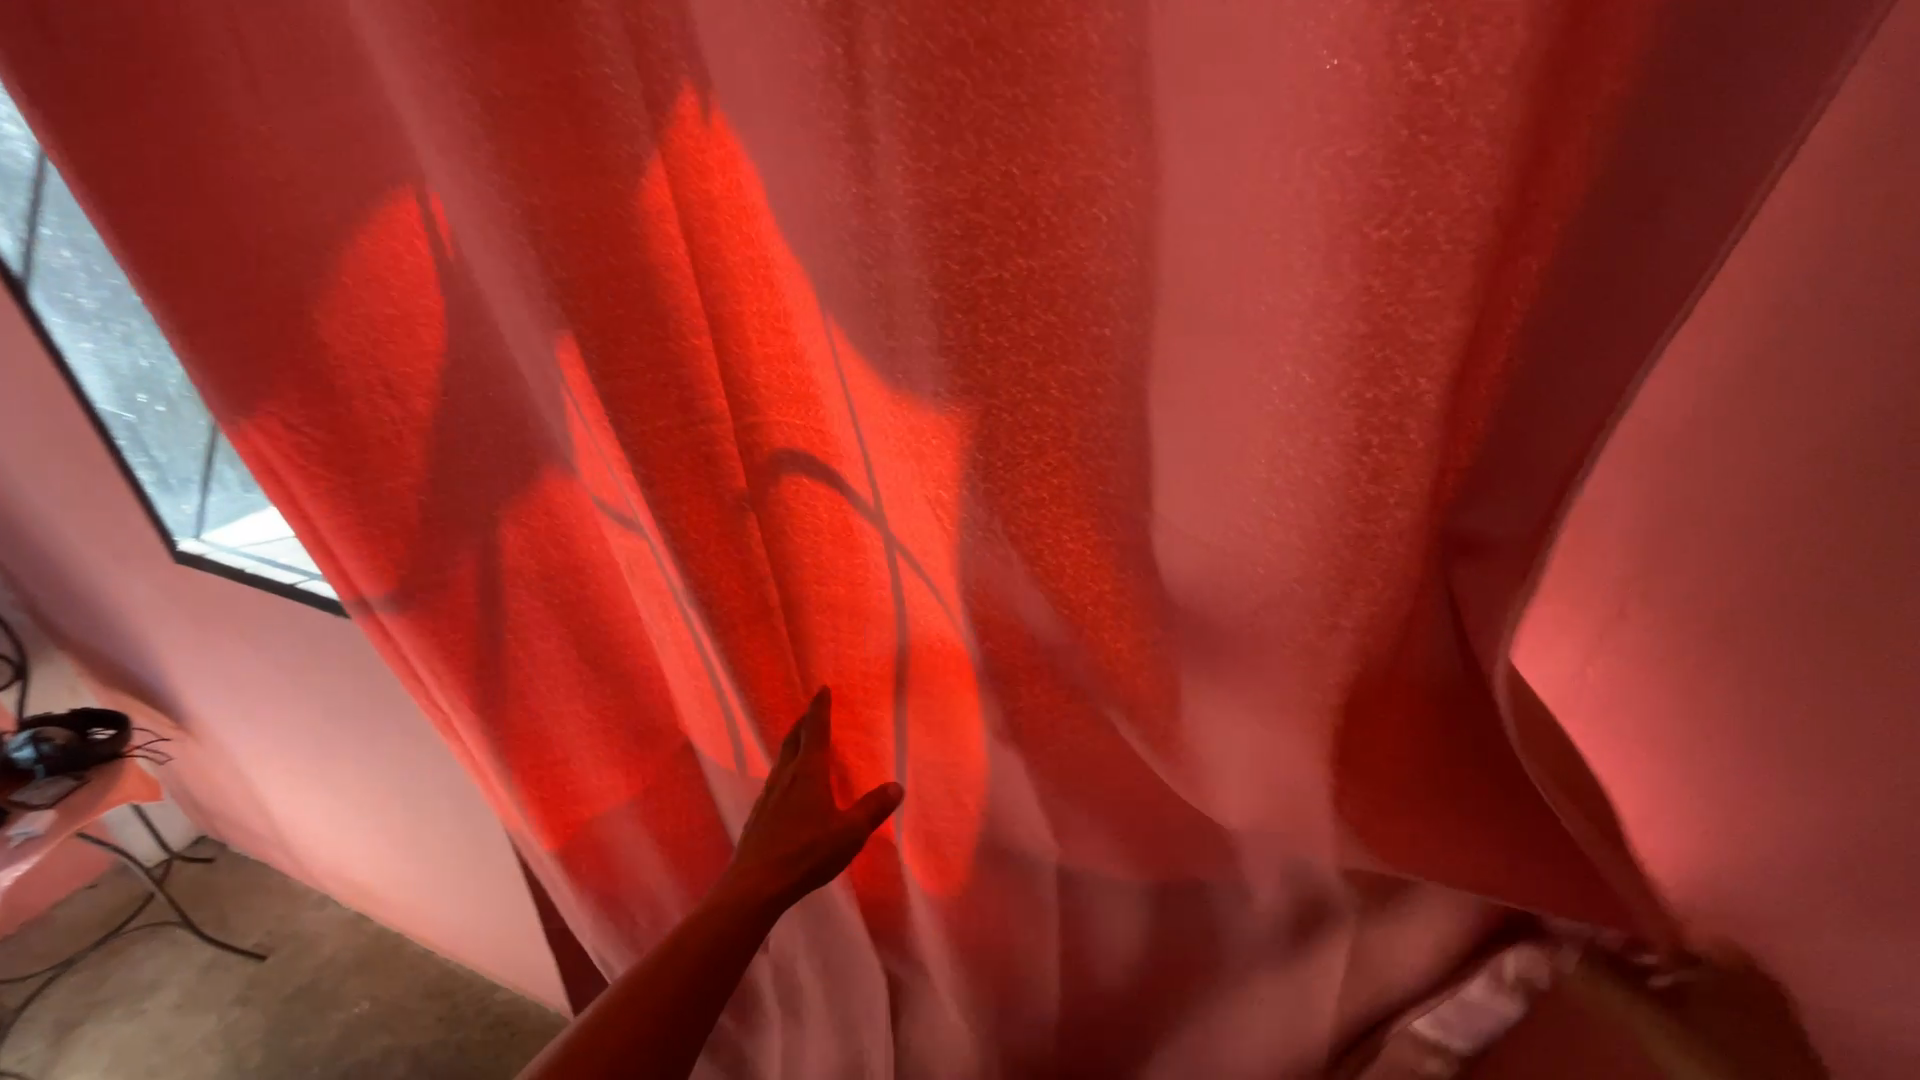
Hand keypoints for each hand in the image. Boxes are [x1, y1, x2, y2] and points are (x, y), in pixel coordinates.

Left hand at [715, 687, 903, 915]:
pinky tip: (789, 789)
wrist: (756, 885)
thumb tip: (896, 786)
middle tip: (813, 712)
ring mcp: (768, 796)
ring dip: (793, 746)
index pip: (815, 730)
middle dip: (804, 722)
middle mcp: (785, 777)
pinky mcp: (759, 816)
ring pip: (781, 760)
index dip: (820, 708)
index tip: (822, 689)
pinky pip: (775, 782)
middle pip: (793, 740)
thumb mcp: (850, 833)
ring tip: (802, 746)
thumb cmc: (807, 853)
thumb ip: (873, 809)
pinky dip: (786, 771)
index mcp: (808, 773)